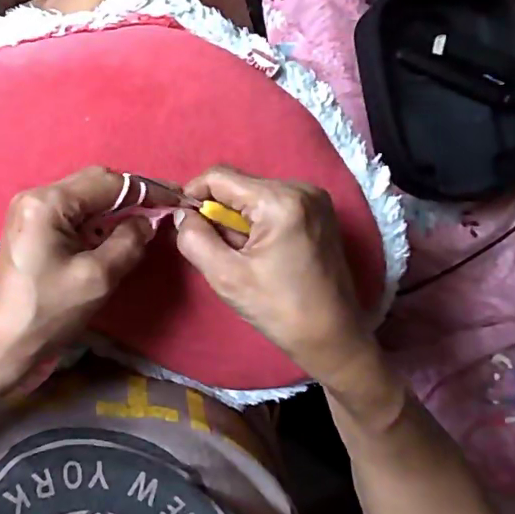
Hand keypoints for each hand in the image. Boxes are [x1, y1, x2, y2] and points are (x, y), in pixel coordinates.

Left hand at [0, 167, 155, 401]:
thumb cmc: (47, 313)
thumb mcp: (97, 277)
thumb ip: (128, 242)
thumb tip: (147, 221)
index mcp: (48, 202)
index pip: (108, 182)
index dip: (146, 189)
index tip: (179, 200)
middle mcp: (36, 197)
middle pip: (95, 184)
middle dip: (132, 196)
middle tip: (166, 210)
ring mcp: (31, 214)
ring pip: (85, 200)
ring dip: (116, 209)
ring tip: (148, 222)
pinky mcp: (32, 232)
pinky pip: (73, 216)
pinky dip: (98, 222)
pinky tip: (117, 235)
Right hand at [173, 166, 375, 381]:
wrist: (332, 336)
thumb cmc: (280, 308)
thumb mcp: (226, 276)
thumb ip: (195, 239)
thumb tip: (182, 215)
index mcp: (280, 200)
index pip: (219, 176)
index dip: (192, 194)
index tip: (182, 222)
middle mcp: (301, 188)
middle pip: (238, 184)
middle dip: (216, 212)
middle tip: (213, 249)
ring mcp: (314, 198)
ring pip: (254, 194)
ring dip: (236, 219)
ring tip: (239, 255)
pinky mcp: (319, 211)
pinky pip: (273, 204)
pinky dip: (256, 222)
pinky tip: (258, 252)